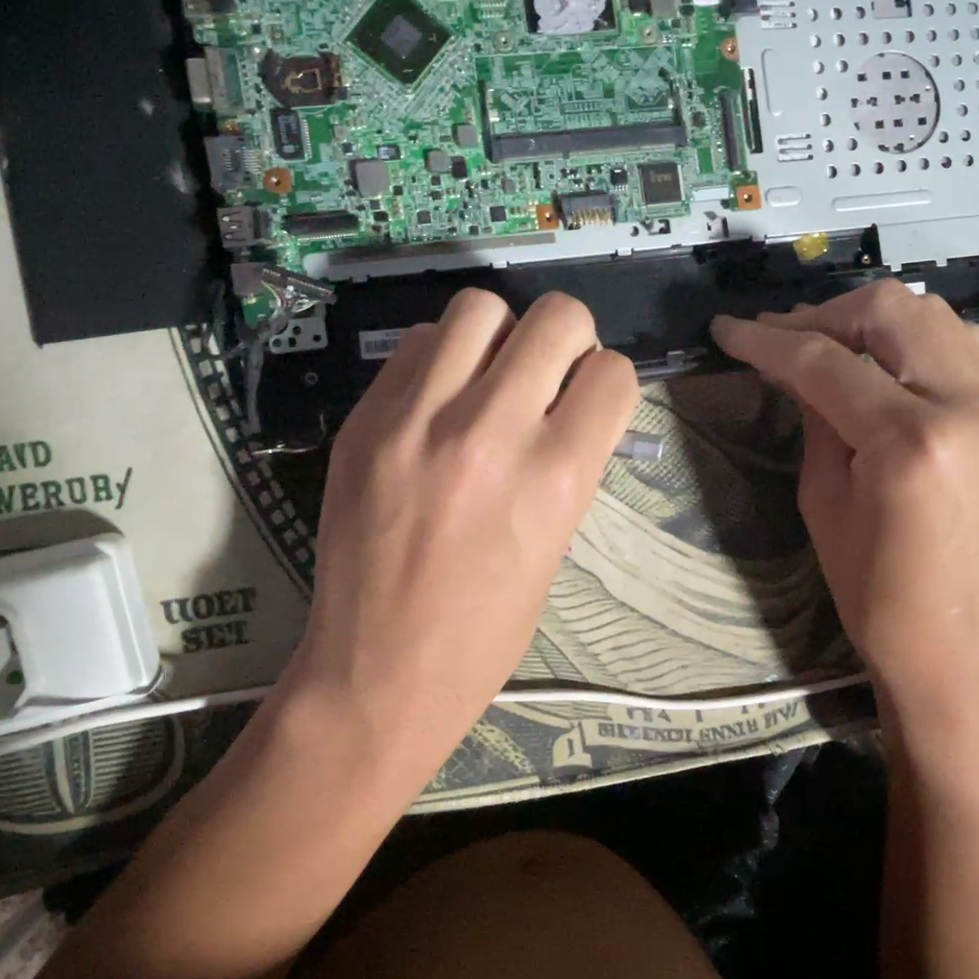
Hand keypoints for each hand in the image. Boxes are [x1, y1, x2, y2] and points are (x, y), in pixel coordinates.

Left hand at [291, 290, 638, 753]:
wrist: (379, 671)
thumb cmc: (485, 634)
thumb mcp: (555, 547)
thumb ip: (567, 465)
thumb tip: (569, 404)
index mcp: (555, 478)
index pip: (613, 373)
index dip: (608, 386)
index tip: (589, 404)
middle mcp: (490, 431)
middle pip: (558, 317)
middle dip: (569, 340)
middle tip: (548, 376)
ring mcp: (418, 419)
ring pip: (481, 307)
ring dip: (501, 334)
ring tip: (489, 376)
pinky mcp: (365, 418)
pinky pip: (417, 343)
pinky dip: (440, 358)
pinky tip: (437, 399)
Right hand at [710, 281, 978, 726]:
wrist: (959, 644)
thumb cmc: (874, 591)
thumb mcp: (822, 500)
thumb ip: (814, 418)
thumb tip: (793, 366)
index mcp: (910, 442)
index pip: (826, 362)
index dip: (768, 342)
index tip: (727, 330)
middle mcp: (968, 405)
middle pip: (888, 312)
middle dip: (823, 315)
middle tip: (781, 338)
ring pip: (932, 315)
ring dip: (870, 321)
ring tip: (825, 344)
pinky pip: (961, 345)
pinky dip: (913, 340)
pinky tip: (879, 363)